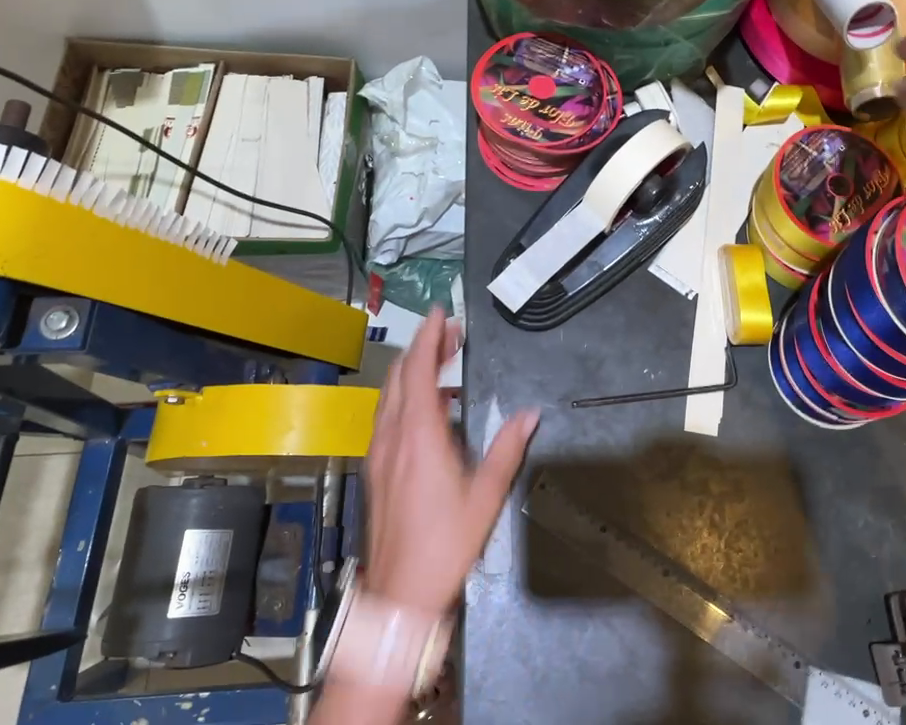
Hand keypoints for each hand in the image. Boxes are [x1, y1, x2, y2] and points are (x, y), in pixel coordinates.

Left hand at [363, 308, 538, 616]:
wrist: (400, 592)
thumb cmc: (447, 543)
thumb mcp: (486, 495)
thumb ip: (507, 449)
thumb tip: (529, 414)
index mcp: (419, 436)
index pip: (418, 371)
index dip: (428, 338)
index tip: (439, 313)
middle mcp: (392, 437)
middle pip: (399, 377)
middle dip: (422, 349)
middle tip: (450, 334)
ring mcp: (379, 454)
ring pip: (389, 397)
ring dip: (412, 373)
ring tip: (442, 365)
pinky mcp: (375, 470)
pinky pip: (387, 419)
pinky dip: (405, 399)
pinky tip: (427, 410)